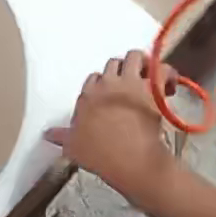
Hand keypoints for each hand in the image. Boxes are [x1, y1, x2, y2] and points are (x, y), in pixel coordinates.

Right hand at [44, 50, 182, 208]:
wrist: (129, 159)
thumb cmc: (99, 155)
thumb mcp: (73, 146)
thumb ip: (61, 136)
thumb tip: (47, 134)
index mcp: (87, 95)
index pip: (92, 79)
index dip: (101, 86)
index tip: (109, 98)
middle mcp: (107, 84)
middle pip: (114, 63)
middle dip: (122, 71)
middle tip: (130, 86)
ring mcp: (131, 83)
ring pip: (135, 56)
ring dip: (142, 64)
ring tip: (149, 78)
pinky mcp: (152, 88)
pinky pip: (162, 69)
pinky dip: (166, 74)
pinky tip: (168, 86)